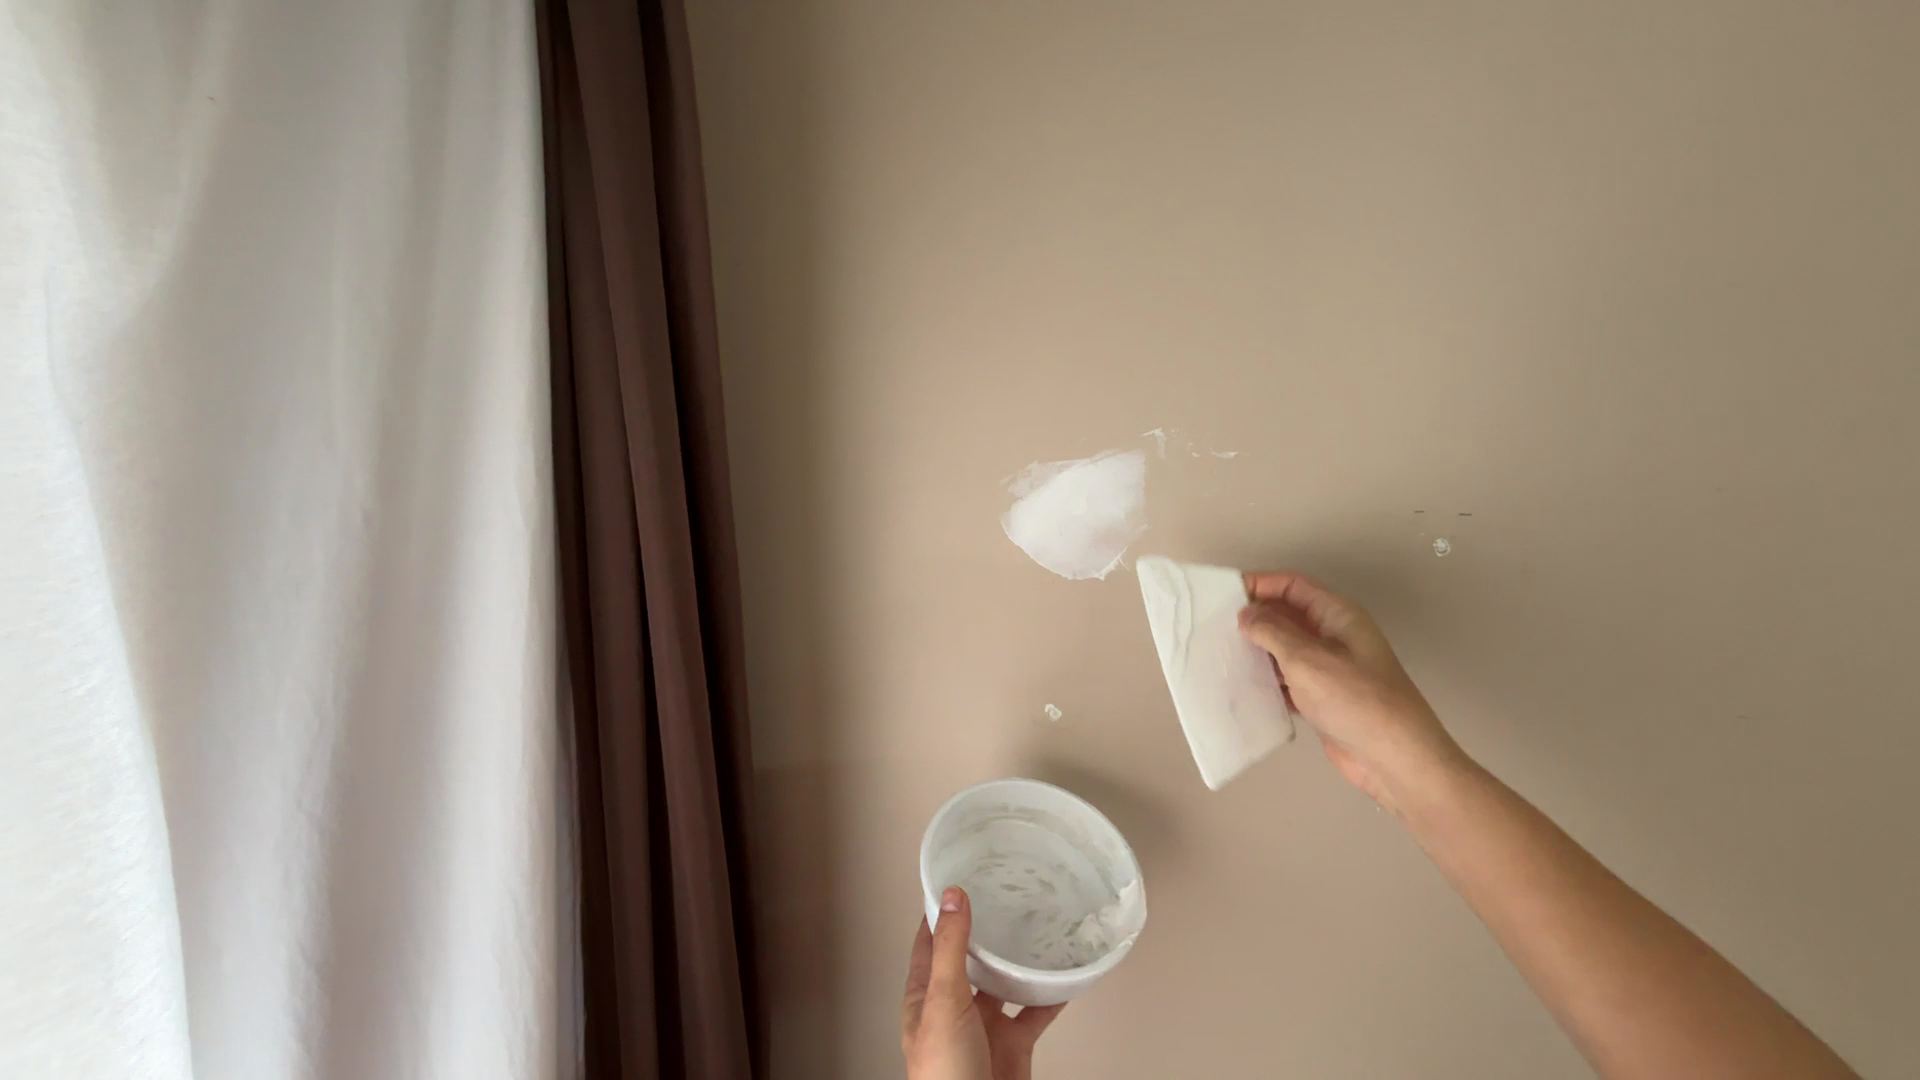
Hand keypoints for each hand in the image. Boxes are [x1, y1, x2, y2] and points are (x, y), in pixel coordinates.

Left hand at [903, 886, 1064, 1079]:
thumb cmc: (946, 1069)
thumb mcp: (944, 1000)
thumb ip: (951, 947)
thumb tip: (952, 892)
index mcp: (925, 994)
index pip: (929, 940)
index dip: (941, 909)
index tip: (960, 874)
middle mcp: (953, 1006)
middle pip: (969, 959)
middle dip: (986, 930)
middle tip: (1008, 893)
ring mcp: (984, 1026)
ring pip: (1003, 983)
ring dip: (1018, 960)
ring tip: (1038, 924)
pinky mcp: (1013, 1045)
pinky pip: (1034, 1013)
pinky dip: (1050, 994)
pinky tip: (1065, 973)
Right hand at [1238, 572, 1469, 812]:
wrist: (1396, 759)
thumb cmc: (1355, 700)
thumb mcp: (1307, 659)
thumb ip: (1272, 631)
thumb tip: (1246, 614)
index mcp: (1337, 615)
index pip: (1293, 586)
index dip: (1259, 583)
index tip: (1222, 594)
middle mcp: (1333, 635)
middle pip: (1287, 614)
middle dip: (1253, 617)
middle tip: (1213, 626)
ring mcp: (1329, 667)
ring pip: (1284, 647)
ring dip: (1256, 650)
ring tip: (1219, 654)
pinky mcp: (1322, 696)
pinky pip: (1286, 678)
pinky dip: (1266, 680)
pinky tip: (1241, 686)